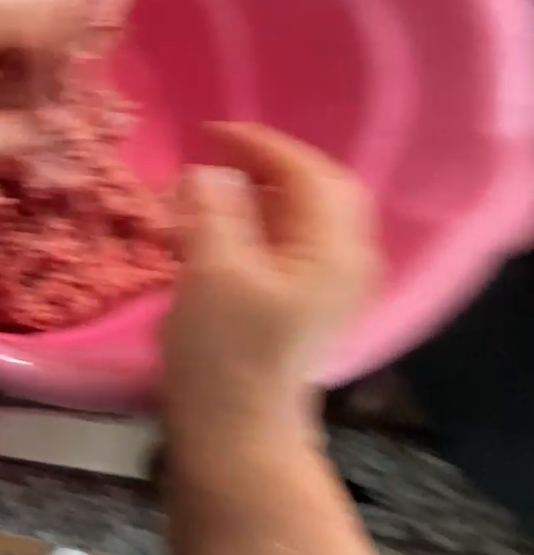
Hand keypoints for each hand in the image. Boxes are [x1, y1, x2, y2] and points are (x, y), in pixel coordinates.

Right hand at [163, 122, 377, 439]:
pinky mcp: (301, 306)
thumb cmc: (222, 349)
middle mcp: (344, 264)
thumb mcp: (211, 274)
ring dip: (266, 190)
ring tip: (217, 182)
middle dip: (272, 164)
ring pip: (307, 219)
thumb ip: (215, 216)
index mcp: (332, 251)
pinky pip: (290, 243)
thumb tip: (209, 172)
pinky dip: (260, 220)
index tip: (210, 130)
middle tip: (216, 152)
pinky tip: (227, 227)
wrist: (234, 424)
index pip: (310, 176)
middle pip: (321, 193)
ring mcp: (326, 288)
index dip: (263, 146)